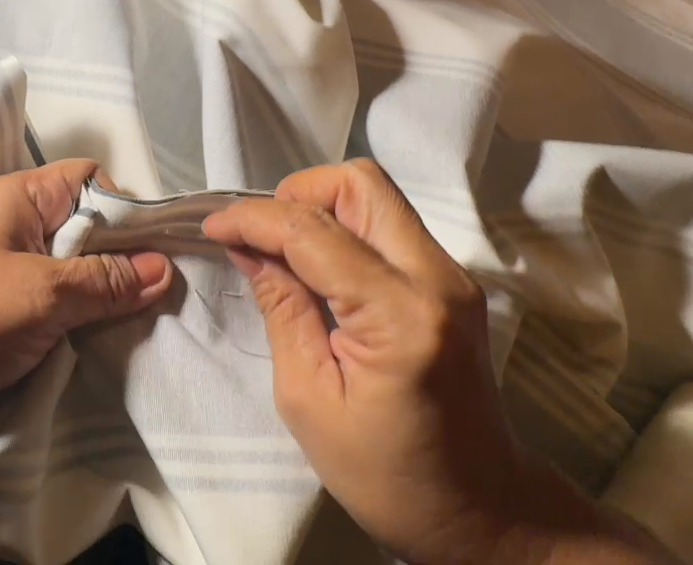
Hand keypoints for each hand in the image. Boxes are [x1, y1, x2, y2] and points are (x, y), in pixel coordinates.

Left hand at [0, 159, 175, 420]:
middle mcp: (25, 221)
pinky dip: (91, 310)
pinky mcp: (19, 303)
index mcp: (25, 197)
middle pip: (93, 223)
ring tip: (145, 316)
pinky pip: (68, 295)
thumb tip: (163, 269)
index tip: (155, 251)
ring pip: (84, 263)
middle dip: (127, 254)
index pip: (93, 180)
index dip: (126, 208)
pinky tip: (114, 332)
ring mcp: (21, 264)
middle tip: (161, 291)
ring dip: (111, 289)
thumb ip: (105, 280)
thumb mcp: (44, 294)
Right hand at [203, 160, 659, 564]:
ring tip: (283, 251)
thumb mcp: (307, 398)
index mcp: (400, 316)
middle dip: (296, 196)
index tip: (213, 226)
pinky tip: (315, 266)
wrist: (479, 508)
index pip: (313, 231)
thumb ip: (281, 308)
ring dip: (319, 206)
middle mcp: (436, 278)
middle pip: (359, 182)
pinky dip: (341, 225)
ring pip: (374, 193)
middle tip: (261, 239)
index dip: (253, 218)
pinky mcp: (449, 279)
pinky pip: (385, 221)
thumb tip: (249, 247)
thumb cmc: (386, 473)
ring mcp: (451, 274)